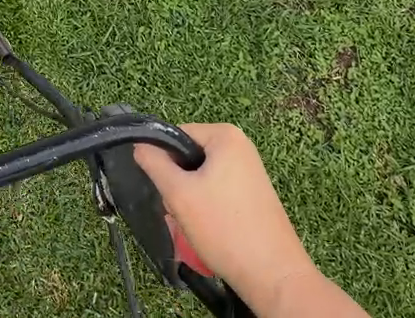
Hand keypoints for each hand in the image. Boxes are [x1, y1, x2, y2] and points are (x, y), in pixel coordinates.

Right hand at [134, 126, 365, 317]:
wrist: (274, 278)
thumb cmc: (225, 229)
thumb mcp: (178, 193)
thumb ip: (153, 162)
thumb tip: (140, 145)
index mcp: (225, 136)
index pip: (175, 135)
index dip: (163, 160)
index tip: (166, 189)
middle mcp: (241, 147)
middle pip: (189, 156)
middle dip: (178, 181)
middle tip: (179, 208)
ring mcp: (250, 171)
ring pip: (200, 176)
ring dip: (190, 197)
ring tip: (194, 221)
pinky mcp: (254, 194)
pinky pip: (217, 189)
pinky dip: (206, 206)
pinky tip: (209, 228)